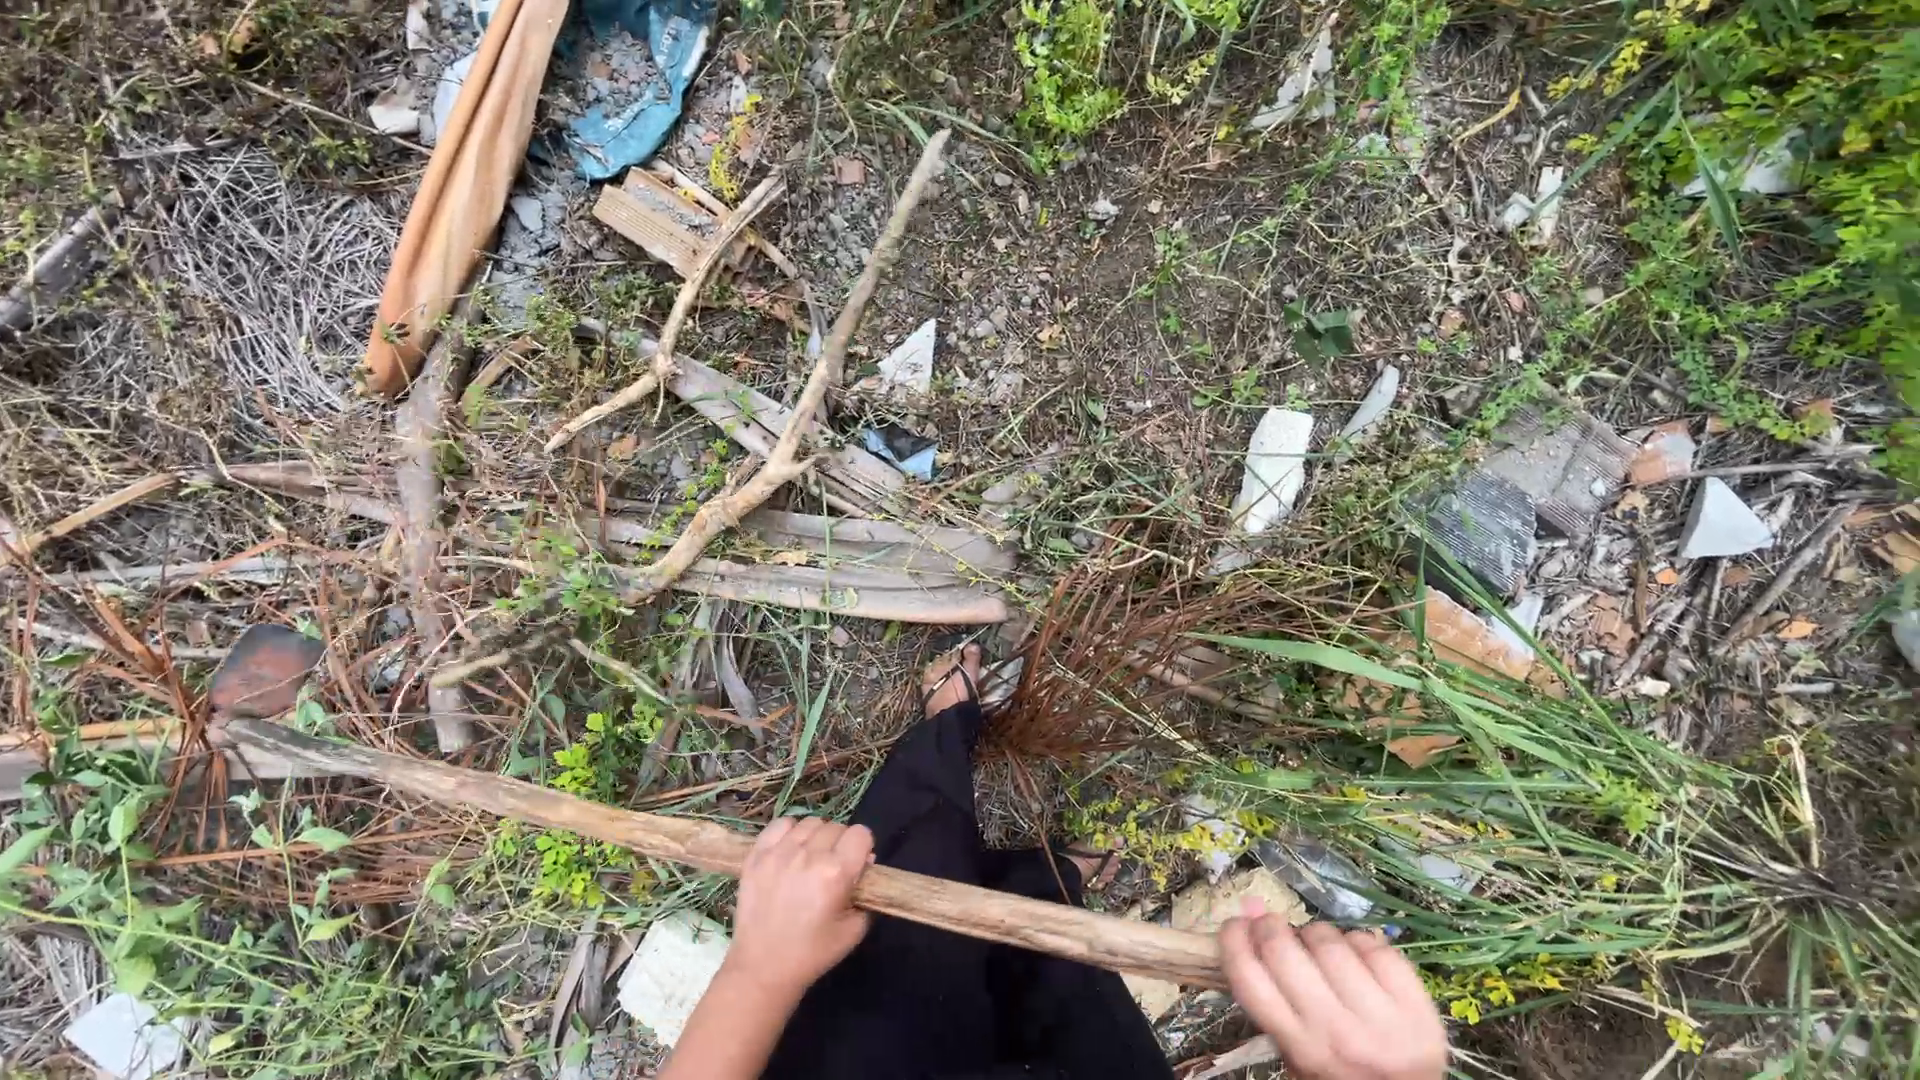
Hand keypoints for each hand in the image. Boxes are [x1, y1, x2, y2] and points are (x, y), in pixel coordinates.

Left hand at [727, 816, 873, 998]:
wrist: (763, 968)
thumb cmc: (812, 953)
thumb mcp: (854, 929)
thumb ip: (865, 892)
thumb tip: (864, 862)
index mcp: (836, 873)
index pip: (861, 833)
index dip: (862, 847)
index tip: (857, 863)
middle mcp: (808, 855)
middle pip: (837, 827)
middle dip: (841, 844)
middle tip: (833, 867)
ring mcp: (779, 852)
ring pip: (810, 822)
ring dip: (817, 837)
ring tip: (810, 859)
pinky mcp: (757, 855)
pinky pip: (780, 824)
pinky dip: (790, 832)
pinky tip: (790, 851)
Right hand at [1220, 910, 1446, 1079]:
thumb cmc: (1338, 1073)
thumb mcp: (1294, 1043)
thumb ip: (1270, 984)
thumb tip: (1249, 904)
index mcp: (1299, 1046)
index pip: (1247, 977)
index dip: (1233, 938)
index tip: (1235, 925)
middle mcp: (1336, 1033)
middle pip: (1282, 950)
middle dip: (1270, 926)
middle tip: (1273, 927)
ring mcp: (1381, 1021)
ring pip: (1328, 941)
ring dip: (1315, 935)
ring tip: (1319, 950)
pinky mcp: (1417, 1009)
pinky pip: (1374, 947)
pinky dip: (1359, 943)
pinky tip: (1358, 960)